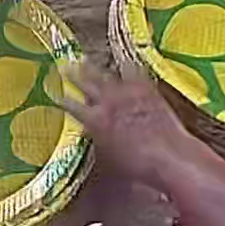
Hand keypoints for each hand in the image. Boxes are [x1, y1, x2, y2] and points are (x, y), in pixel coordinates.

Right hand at [58, 61, 206, 190]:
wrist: (171, 156)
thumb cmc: (139, 166)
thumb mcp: (109, 158)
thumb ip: (98, 140)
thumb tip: (91, 132)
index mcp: (95, 122)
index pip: (72, 107)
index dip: (61, 99)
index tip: (53, 93)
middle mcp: (108, 104)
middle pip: (86, 85)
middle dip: (72, 75)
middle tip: (63, 65)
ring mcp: (128, 94)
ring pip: (106, 76)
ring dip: (93, 67)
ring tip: (84, 59)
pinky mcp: (147, 90)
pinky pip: (133, 73)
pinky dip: (127, 66)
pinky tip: (124, 60)